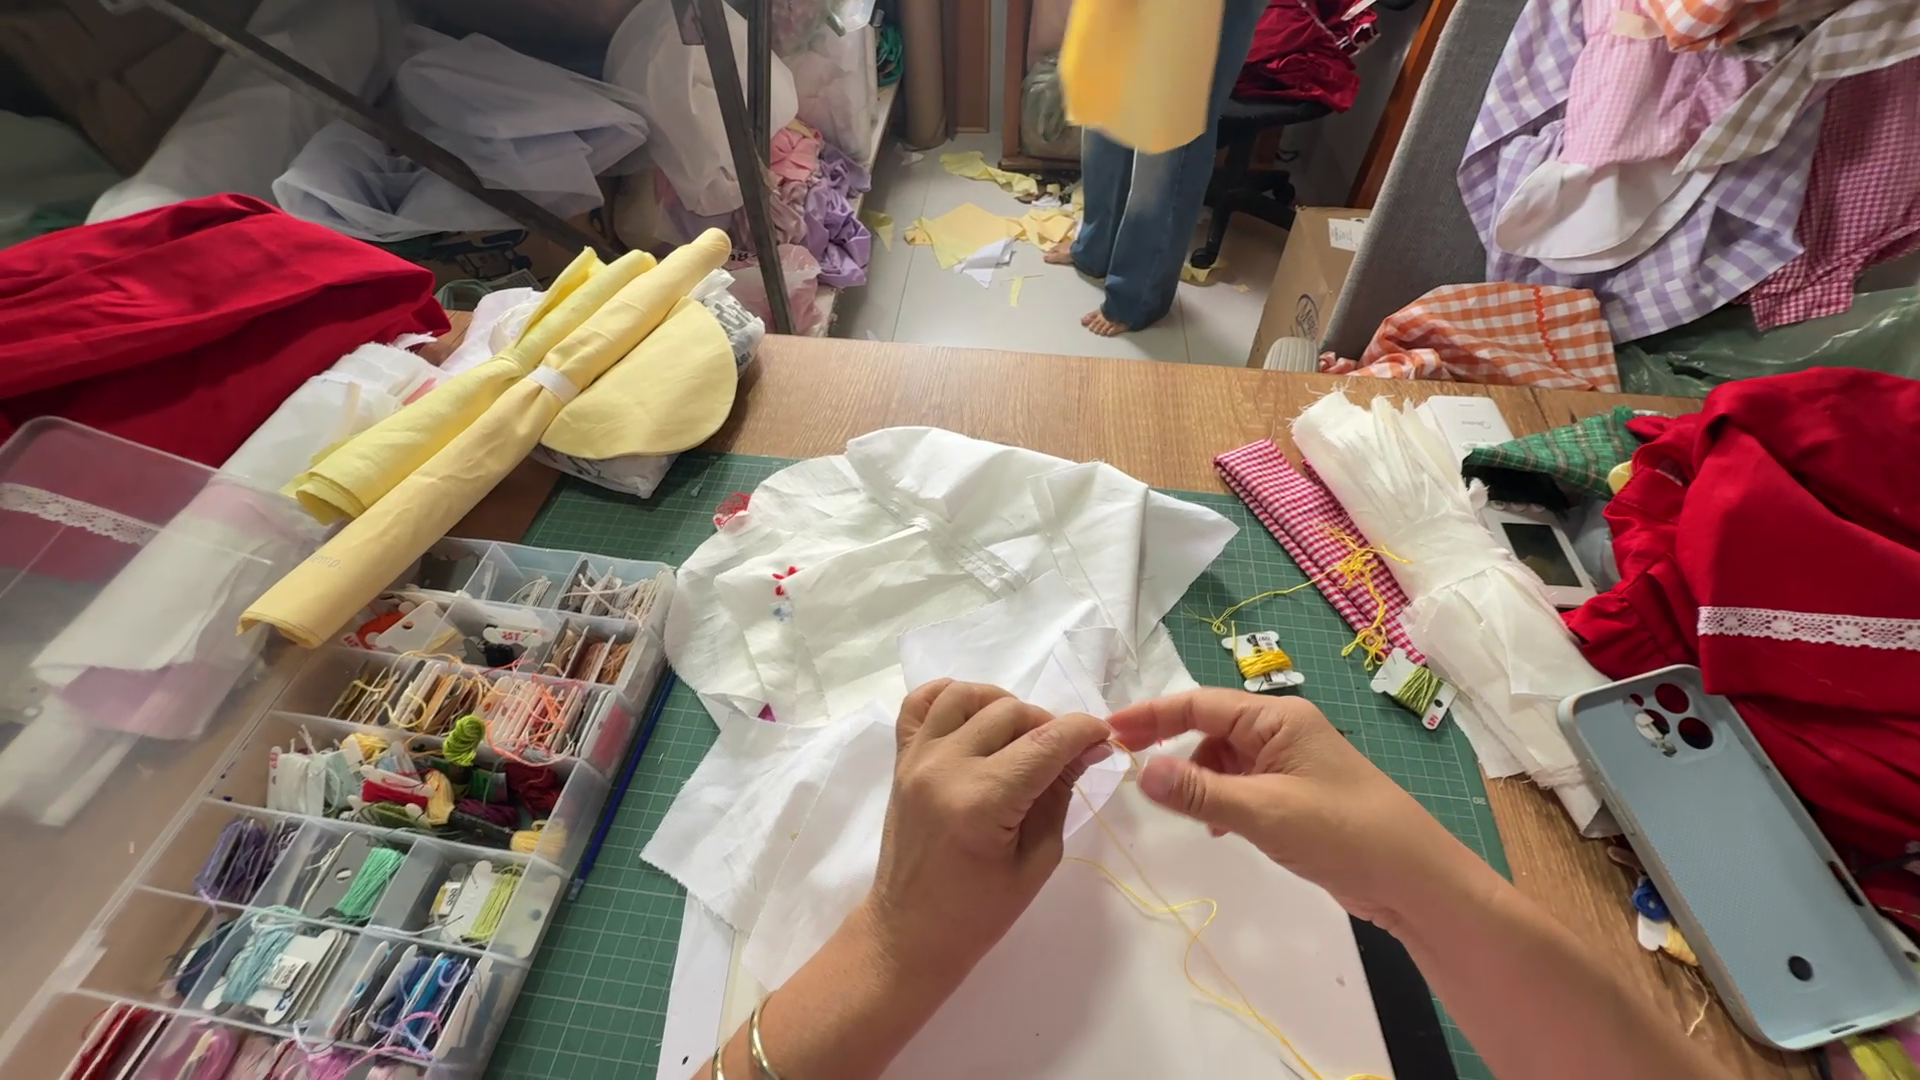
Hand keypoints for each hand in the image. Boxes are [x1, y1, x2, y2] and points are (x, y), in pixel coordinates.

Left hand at [863, 679, 1112, 990]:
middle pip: (1009, 712)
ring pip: (966, 695)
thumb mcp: (1037, 860)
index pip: (1045, 743)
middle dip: (1049, 724)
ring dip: (1002, 704)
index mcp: (981, 801)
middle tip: (1063, 754)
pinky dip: (949, 696)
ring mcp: (916, 758)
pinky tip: (974, 716)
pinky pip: (919, 702)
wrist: (909, 932)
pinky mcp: (900, 758)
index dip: (1083, 731)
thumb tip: (1087, 748)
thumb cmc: (979, 912)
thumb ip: (1059, 794)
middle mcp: (945, 767)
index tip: (1103, 736)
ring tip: (1019, 734)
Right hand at [1107, 689, 1487, 929]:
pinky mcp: (1293, 793)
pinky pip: (1240, 784)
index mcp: (1276, 717)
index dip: (1151, 714)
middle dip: (1170, 744)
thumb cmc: (1344, 833)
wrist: (1419, 884)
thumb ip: (1200, 792)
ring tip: (1179, 807)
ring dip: (1197, 778)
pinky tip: (1216, 828)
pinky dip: (1219, 799)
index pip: (1199, 703)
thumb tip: (1142, 772)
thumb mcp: (1264, 812)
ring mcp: (1288, 762)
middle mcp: (1280, 730)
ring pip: (1222, 758)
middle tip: (1128, 763)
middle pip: (1208, 727)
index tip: (1109, 728)